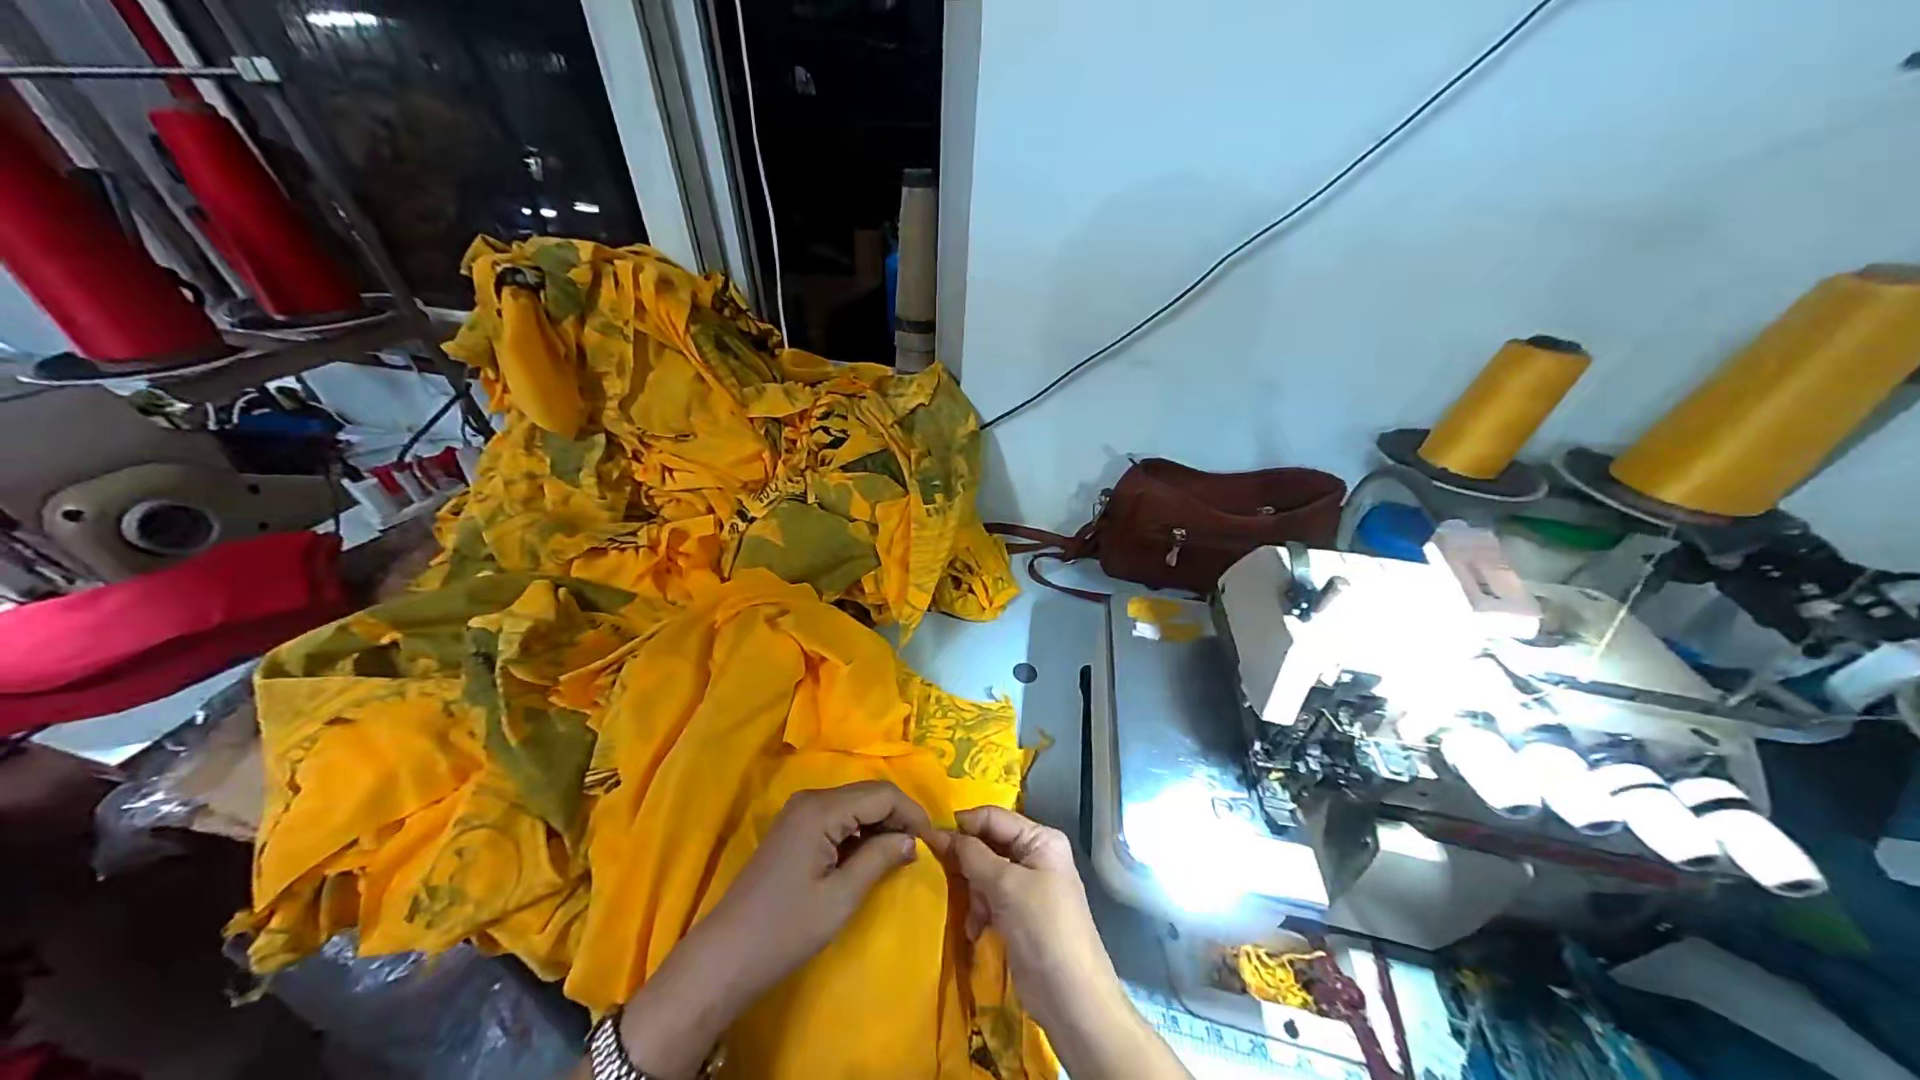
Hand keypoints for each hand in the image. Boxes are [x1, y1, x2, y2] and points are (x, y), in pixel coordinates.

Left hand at [613, 781, 933, 1078]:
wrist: (726, 956)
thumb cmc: (786, 928)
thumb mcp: (841, 897)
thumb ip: (879, 859)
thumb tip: (911, 841)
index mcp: (822, 810)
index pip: (882, 793)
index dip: (912, 813)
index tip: (934, 841)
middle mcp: (810, 800)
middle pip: (868, 794)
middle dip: (898, 817)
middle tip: (920, 850)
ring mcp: (798, 813)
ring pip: (854, 805)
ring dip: (880, 825)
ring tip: (900, 856)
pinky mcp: (793, 830)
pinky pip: (837, 818)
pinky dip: (859, 832)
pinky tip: (869, 857)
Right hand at [946, 806, 1190, 1079]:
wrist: (1070, 995)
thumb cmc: (1042, 928)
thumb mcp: (1006, 885)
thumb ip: (972, 855)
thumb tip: (941, 833)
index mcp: (1040, 839)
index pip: (993, 817)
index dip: (963, 825)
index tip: (929, 838)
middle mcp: (1034, 856)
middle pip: (988, 844)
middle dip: (966, 862)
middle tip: (940, 875)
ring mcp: (1027, 886)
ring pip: (985, 873)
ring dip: (972, 891)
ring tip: (971, 912)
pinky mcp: (1018, 913)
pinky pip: (989, 898)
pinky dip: (979, 910)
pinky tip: (975, 929)